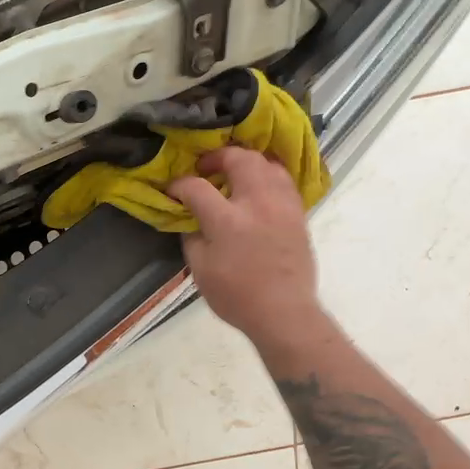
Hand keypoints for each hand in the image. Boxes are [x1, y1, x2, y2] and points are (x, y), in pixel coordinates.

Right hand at [167, 146, 326, 344]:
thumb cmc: (235, 296)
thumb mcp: (200, 270)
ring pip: (267, 163)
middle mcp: (257, 203)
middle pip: (240, 160)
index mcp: (228, 221)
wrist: (282, 310)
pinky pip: (283, 179)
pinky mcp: (298, 211)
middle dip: (218, 158)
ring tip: (233, 172)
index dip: (180, 185)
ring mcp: (283, 204)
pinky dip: (266, 174)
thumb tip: (191, 219)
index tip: (171, 190)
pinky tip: (256, 186)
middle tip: (205, 168)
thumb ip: (193, 237)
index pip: (197, 188)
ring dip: (246, 162)